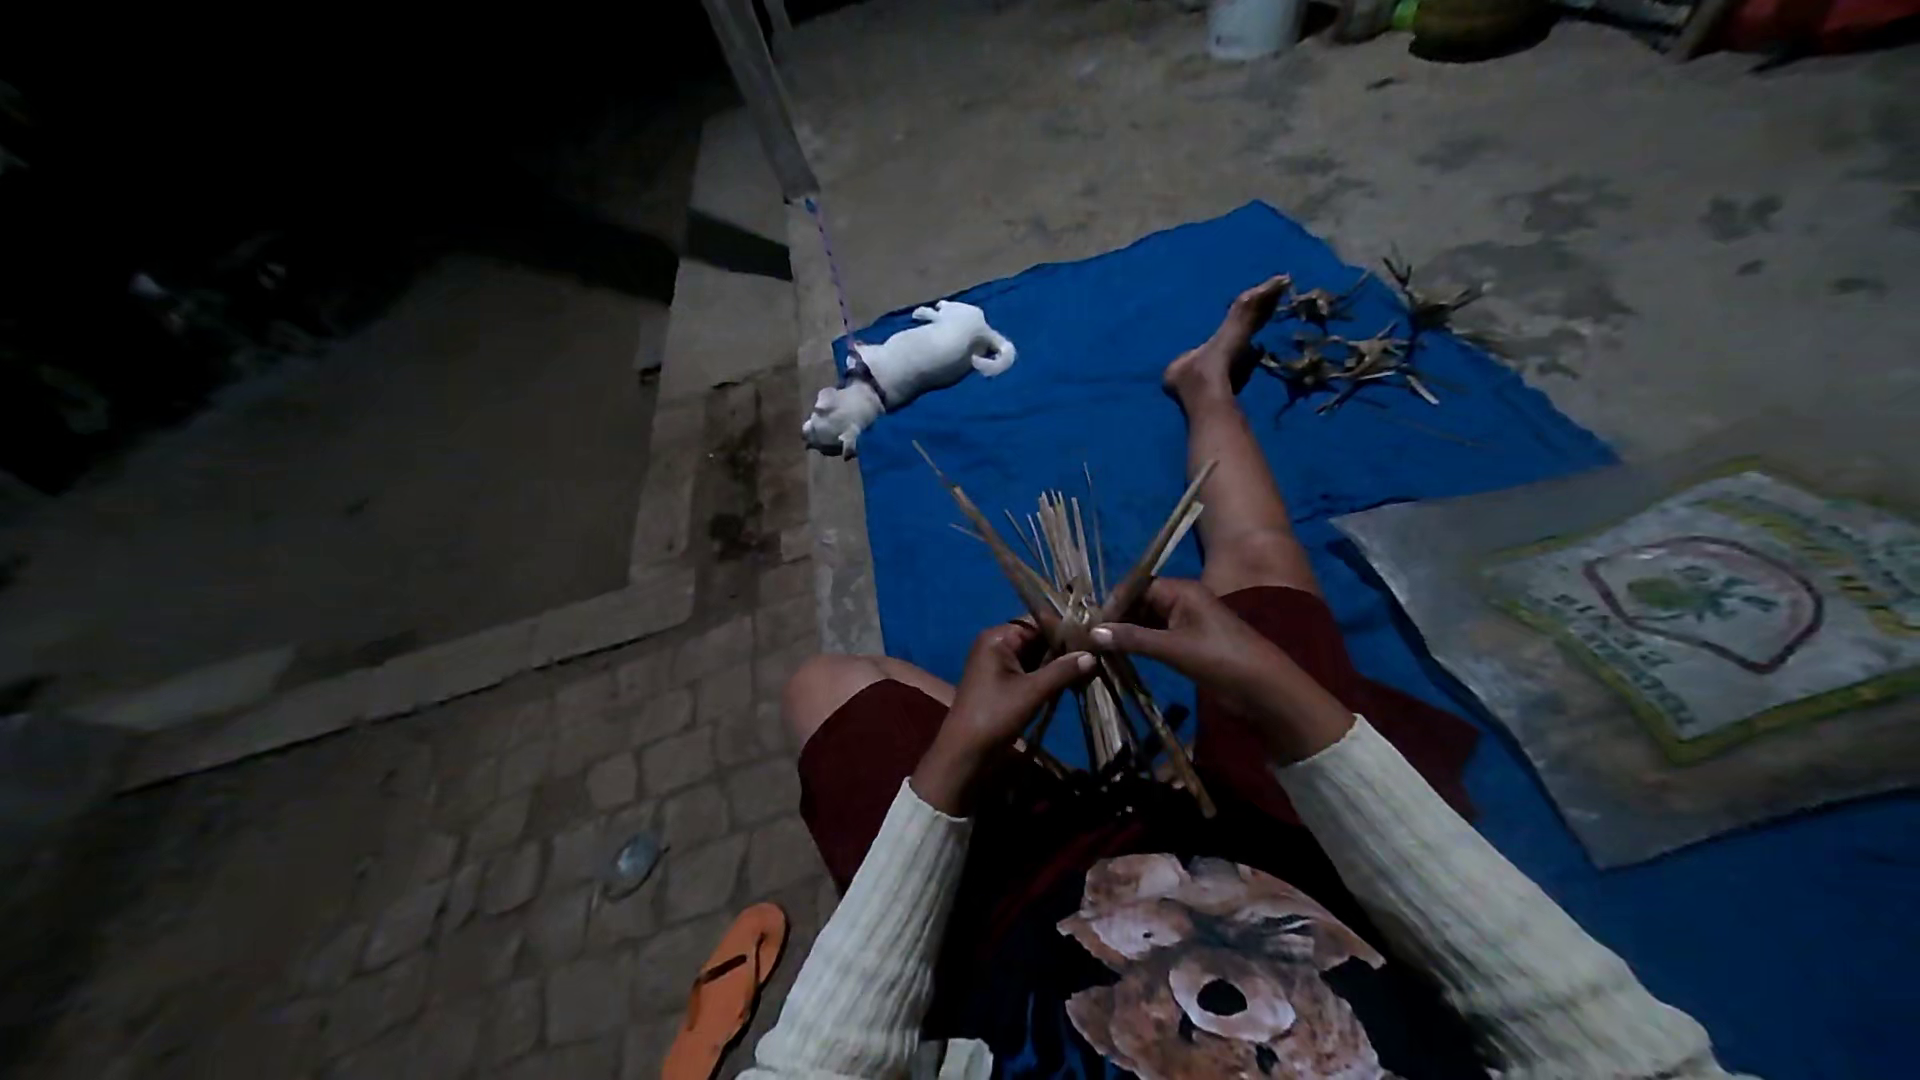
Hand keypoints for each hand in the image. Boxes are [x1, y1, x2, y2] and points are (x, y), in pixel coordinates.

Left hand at [910, 622, 1094, 814]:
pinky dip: (1049, 675)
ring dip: (1060, 662)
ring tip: (1092, 666)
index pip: (1037, 621)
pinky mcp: (1004, 682)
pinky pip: (1031, 670)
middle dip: (1065, 647)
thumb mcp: (1032, 692)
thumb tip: (1093, 655)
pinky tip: (1074, 680)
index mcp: (998, 637)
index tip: (1094, 635)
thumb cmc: (994, 715)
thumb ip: (1063, 670)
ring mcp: (1000, 664)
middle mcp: (998, 644)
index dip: (1065, 627)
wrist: (965, 752)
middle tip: (1098, 653)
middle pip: (1038, 637)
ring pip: (1037, 655)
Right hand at [1089, 578, 1352, 762]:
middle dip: (1115, 617)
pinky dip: (1137, 644)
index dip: (1113, 602)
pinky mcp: (1187, 643)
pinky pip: (1154, 636)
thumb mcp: (1173, 648)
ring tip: (1099, 649)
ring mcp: (1185, 622)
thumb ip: (1132, 638)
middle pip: (1139, 601)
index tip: (1090, 623)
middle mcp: (1181, 600)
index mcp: (1181, 590)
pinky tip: (1120, 656)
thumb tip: (1093, 632)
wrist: (1265, 690)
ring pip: (1144, 620)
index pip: (1136, 586)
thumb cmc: (1221, 659)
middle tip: (1090, 638)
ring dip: (1124, 632)